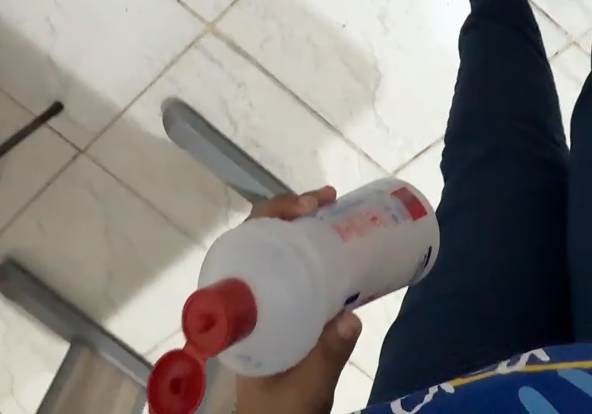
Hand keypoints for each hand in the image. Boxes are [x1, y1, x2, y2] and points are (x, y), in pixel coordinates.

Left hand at [235, 187, 363, 413]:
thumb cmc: (282, 413)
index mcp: (239, 313)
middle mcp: (246, 299)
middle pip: (259, 239)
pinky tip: (331, 239)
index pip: (242, 247)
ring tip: (330, 205)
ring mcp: (263, 302)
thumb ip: (327, 356)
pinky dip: (307, 244)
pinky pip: (288, 265)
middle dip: (290, 211)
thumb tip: (352, 316)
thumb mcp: (307, 389)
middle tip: (326, 199)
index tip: (305, 209)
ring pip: (273, 248)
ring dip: (298, 223)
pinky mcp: (282, 309)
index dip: (270, 218)